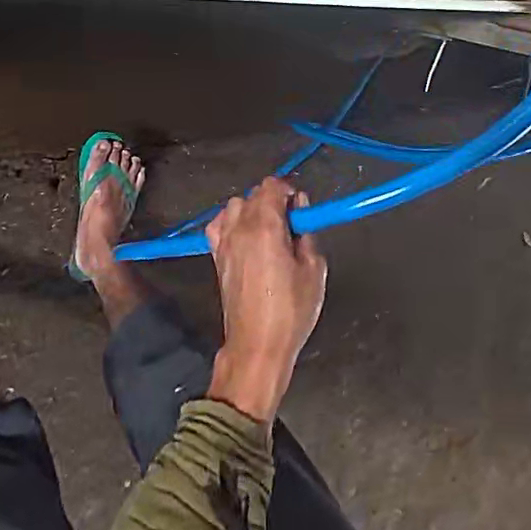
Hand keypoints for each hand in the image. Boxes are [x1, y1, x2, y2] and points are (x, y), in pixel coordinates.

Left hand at [204, 177, 327, 425]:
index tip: (300, 206)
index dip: (288, 190)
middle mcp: (240, 227)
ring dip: (252, 210)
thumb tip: (300, 209)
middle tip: (292, 223)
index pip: (271, 186)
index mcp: (266, 227)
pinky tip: (245, 237)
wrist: (257, 343)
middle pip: (254, 194)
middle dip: (274, 200)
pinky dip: (231, 222)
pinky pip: (219, 224)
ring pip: (235, 205)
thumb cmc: (290, 310)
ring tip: (270, 231)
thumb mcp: (314, 269)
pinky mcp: (216, 255)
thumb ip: (306, 233)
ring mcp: (224, 241)